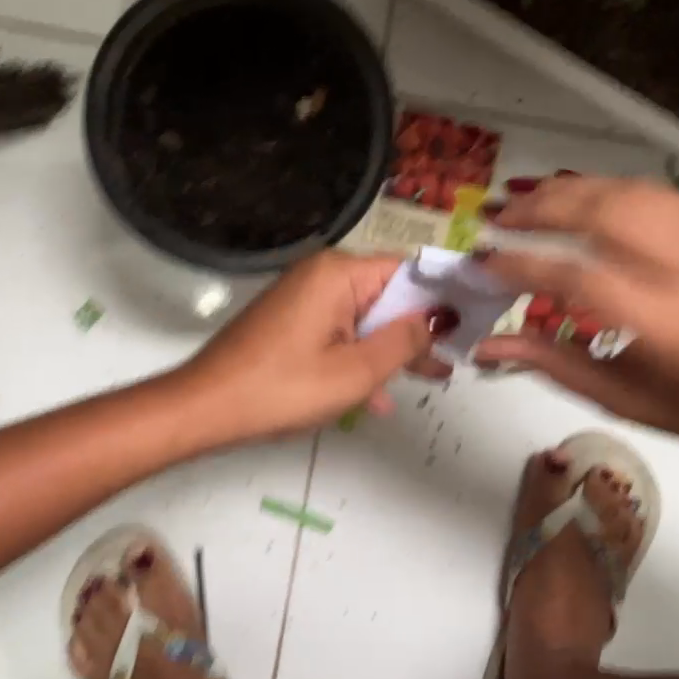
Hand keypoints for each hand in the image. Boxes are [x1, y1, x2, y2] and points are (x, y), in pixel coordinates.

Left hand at [183, 251, 452, 438]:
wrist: (205, 408)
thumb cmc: (282, 388)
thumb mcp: (355, 372)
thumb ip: (404, 341)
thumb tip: (440, 316)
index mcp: (338, 273)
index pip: (406, 270)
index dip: (442, 294)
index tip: (473, 320)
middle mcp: (321, 274)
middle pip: (386, 292)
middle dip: (419, 327)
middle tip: (456, 358)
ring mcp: (303, 296)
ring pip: (364, 315)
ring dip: (392, 347)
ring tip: (431, 379)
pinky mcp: (291, 319)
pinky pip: (339, 329)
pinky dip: (360, 355)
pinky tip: (378, 396)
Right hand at [474, 177, 678, 455]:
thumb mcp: (628, 400)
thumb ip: (553, 365)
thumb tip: (484, 347)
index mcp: (678, 331)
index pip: (583, 280)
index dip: (524, 267)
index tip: (483, 263)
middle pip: (606, 216)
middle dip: (541, 211)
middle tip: (497, 218)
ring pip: (628, 192)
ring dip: (568, 191)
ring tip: (524, 200)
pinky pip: (653, 192)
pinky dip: (604, 188)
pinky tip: (574, 197)